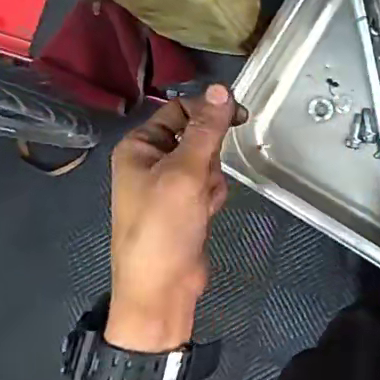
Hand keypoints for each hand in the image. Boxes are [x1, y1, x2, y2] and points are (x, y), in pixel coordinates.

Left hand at [106, 85, 241, 351]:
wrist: (160, 290)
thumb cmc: (163, 226)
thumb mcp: (185, 172)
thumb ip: (206, 129)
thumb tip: (221, 89)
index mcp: (138, 146)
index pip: (179, 110)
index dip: (209, 111)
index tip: (241, 116)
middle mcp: (149, 161)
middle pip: (196, 137)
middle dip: (209, 157)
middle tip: (204, 179)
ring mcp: (167, 186)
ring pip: (207, 162)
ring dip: (212, 180)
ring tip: (202, 204)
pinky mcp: (183, 206)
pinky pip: (207, 186)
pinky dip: (212, 197)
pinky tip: (205, 216)